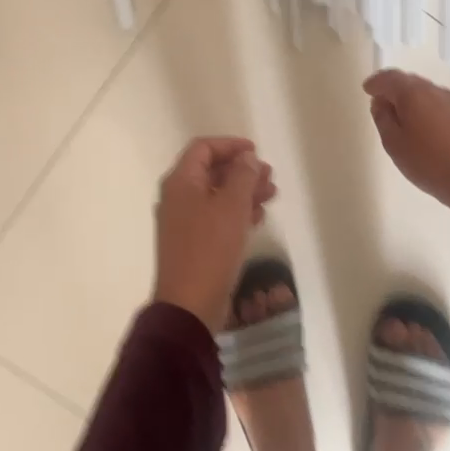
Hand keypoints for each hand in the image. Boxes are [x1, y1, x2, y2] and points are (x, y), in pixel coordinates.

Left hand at [152, 137, 276, 328]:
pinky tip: (257, 219)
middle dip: (242, 171)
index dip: (230, 145)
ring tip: (271, 197)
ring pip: (216, 195)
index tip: (256, 153)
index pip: (203, 148)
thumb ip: (242, 176)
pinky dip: (236, 213)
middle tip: (270, 178)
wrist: (189, 305)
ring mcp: (183, 222)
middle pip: (211, 171)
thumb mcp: (231, 206)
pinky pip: (216, 217)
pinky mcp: (193, 243)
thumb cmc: (210, 249)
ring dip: (243, 192)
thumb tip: (246, 158)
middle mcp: (178, 197)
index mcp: (181, 182)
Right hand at [363, 69, 449, 248]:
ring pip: (425, 92)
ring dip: (410, 99)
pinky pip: (437, 104)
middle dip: (393, 89)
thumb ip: (383, 118)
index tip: (367, 90)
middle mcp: (434, 90)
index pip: (389, 78)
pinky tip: (422, 127)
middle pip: (409, 81)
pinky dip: (425, 109)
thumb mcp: (394, 144)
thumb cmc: (428, 162)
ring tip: (400, 117)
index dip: (375, 83)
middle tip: (380, 103)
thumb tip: (380, 102)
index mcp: (413, 93)